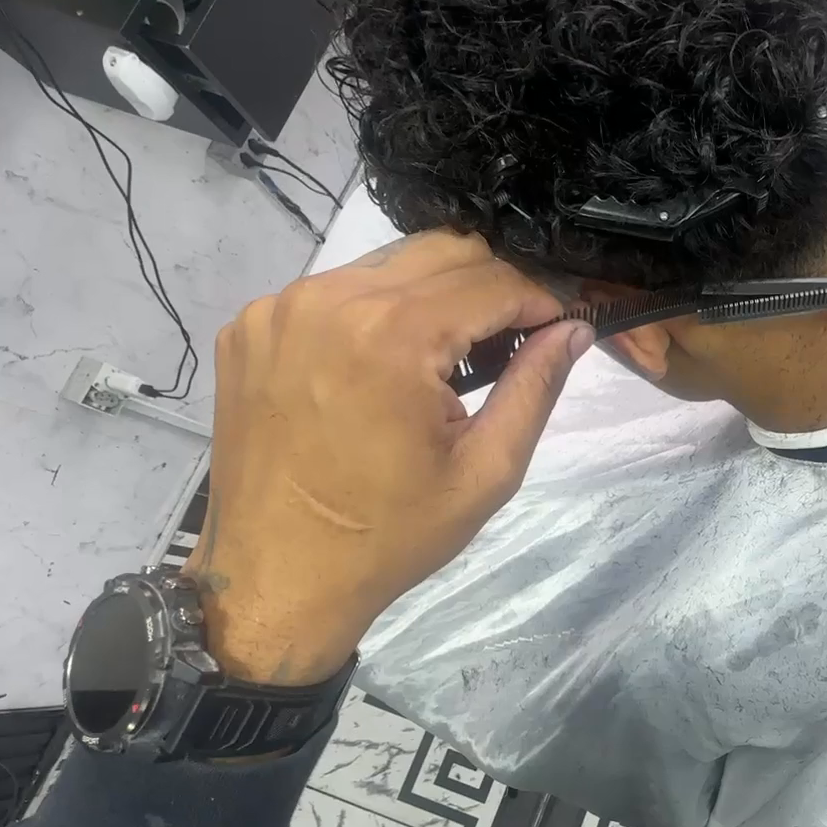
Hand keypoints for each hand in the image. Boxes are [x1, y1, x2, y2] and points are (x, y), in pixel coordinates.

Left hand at [183, 230, 592, 685]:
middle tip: (519, 335)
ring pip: (390, 263)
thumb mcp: (488, 470)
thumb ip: (536, 387)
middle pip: (444, 251)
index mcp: (393, 336)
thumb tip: (575, 330)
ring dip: (439, 293)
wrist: (279, 575)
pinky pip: (338, 289)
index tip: (564, 324)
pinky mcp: (252, 324)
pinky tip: (390, 363)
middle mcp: (331, 299)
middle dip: (496, 284)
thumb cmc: (393, 534)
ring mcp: (281, 307)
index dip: (541, 298)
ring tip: (457, 353)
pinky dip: (381, 309)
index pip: (492, 281)